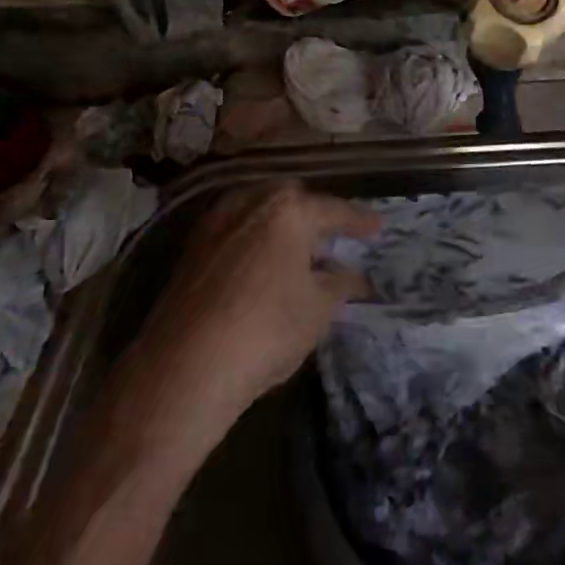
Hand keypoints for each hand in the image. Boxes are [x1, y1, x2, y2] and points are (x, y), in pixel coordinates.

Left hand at [134, 182, 378, 415]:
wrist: (187, 365)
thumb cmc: (267, 329)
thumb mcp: (318, 309)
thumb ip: (341, 284)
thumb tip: (355, 277)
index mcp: (288, 209)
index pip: (334, 209)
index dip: (359, 221)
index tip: (378, 226)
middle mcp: (249, 202)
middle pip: (291, 199)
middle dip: (314, 214)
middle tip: (334, 237)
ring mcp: (215, 222)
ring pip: (258, 211)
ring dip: (281, 224)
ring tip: (299, 250)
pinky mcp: (191, 248)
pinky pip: (235, 230)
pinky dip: (255, 239)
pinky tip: (263, 264)